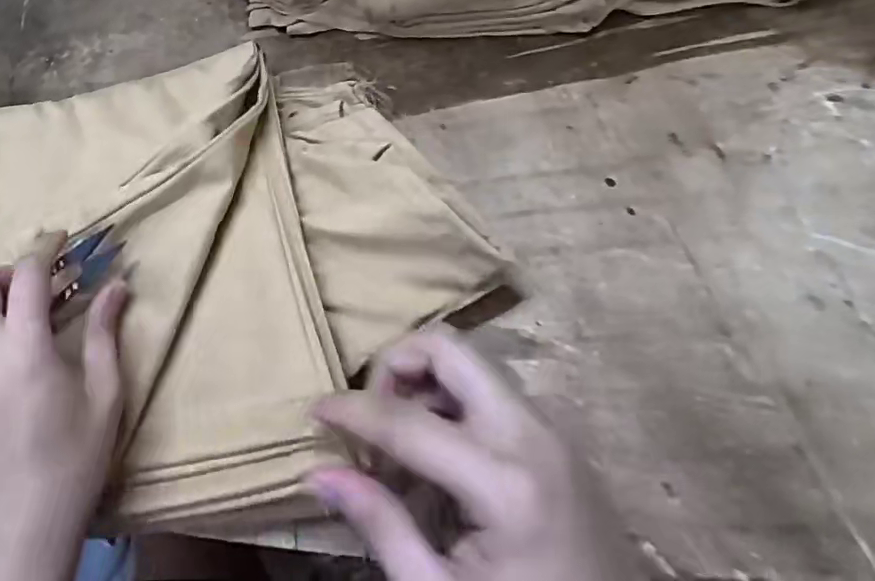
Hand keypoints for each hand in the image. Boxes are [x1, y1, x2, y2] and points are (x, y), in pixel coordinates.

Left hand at [0, 243, 129, 580]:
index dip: (46, 248)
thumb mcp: (103, 398)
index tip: (62, 240)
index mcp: (23, 347)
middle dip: (10, 272)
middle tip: (40, 289)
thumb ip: (104, 334)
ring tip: (13, 313)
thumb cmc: (70, 465)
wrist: (16, 532)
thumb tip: (117, 286)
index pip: (27, 274)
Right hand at [308, 327, 637, 580]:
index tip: (314, 411)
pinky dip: (450, 396)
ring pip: (471, 361)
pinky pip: (491, 388)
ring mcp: (554, 435)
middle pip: (449, 349)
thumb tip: (317, 473)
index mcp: (507, 485)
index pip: (403, 420)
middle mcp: (534, 439)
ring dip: (423, 378)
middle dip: (396, 364)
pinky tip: (438, 448)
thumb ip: (380, 526)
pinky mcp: (560, 443)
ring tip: (401, 435)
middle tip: (370, 410)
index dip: (348, 410)